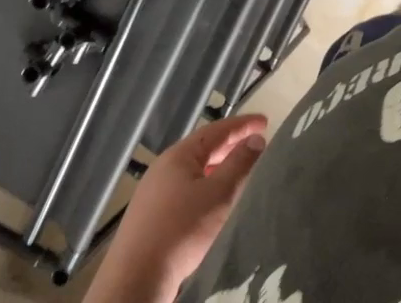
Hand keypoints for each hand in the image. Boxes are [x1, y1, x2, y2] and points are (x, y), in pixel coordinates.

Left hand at [86, 115, 266, 302]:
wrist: (135, 279)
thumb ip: (240, 163)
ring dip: (218, 166)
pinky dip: (205, 185)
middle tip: (256, 144)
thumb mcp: (220, 193)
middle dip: (230, 144)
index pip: (216, 131)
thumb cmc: (182, 229)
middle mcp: (162, 169)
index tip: (265, 122)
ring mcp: (153, 193)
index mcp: (178, 156)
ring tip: (240, 171)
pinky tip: (214, 200)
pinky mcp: (150, 216)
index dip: (242, 125)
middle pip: (202, 148)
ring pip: (193, 171)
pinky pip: (185, 189)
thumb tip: (255, 139)